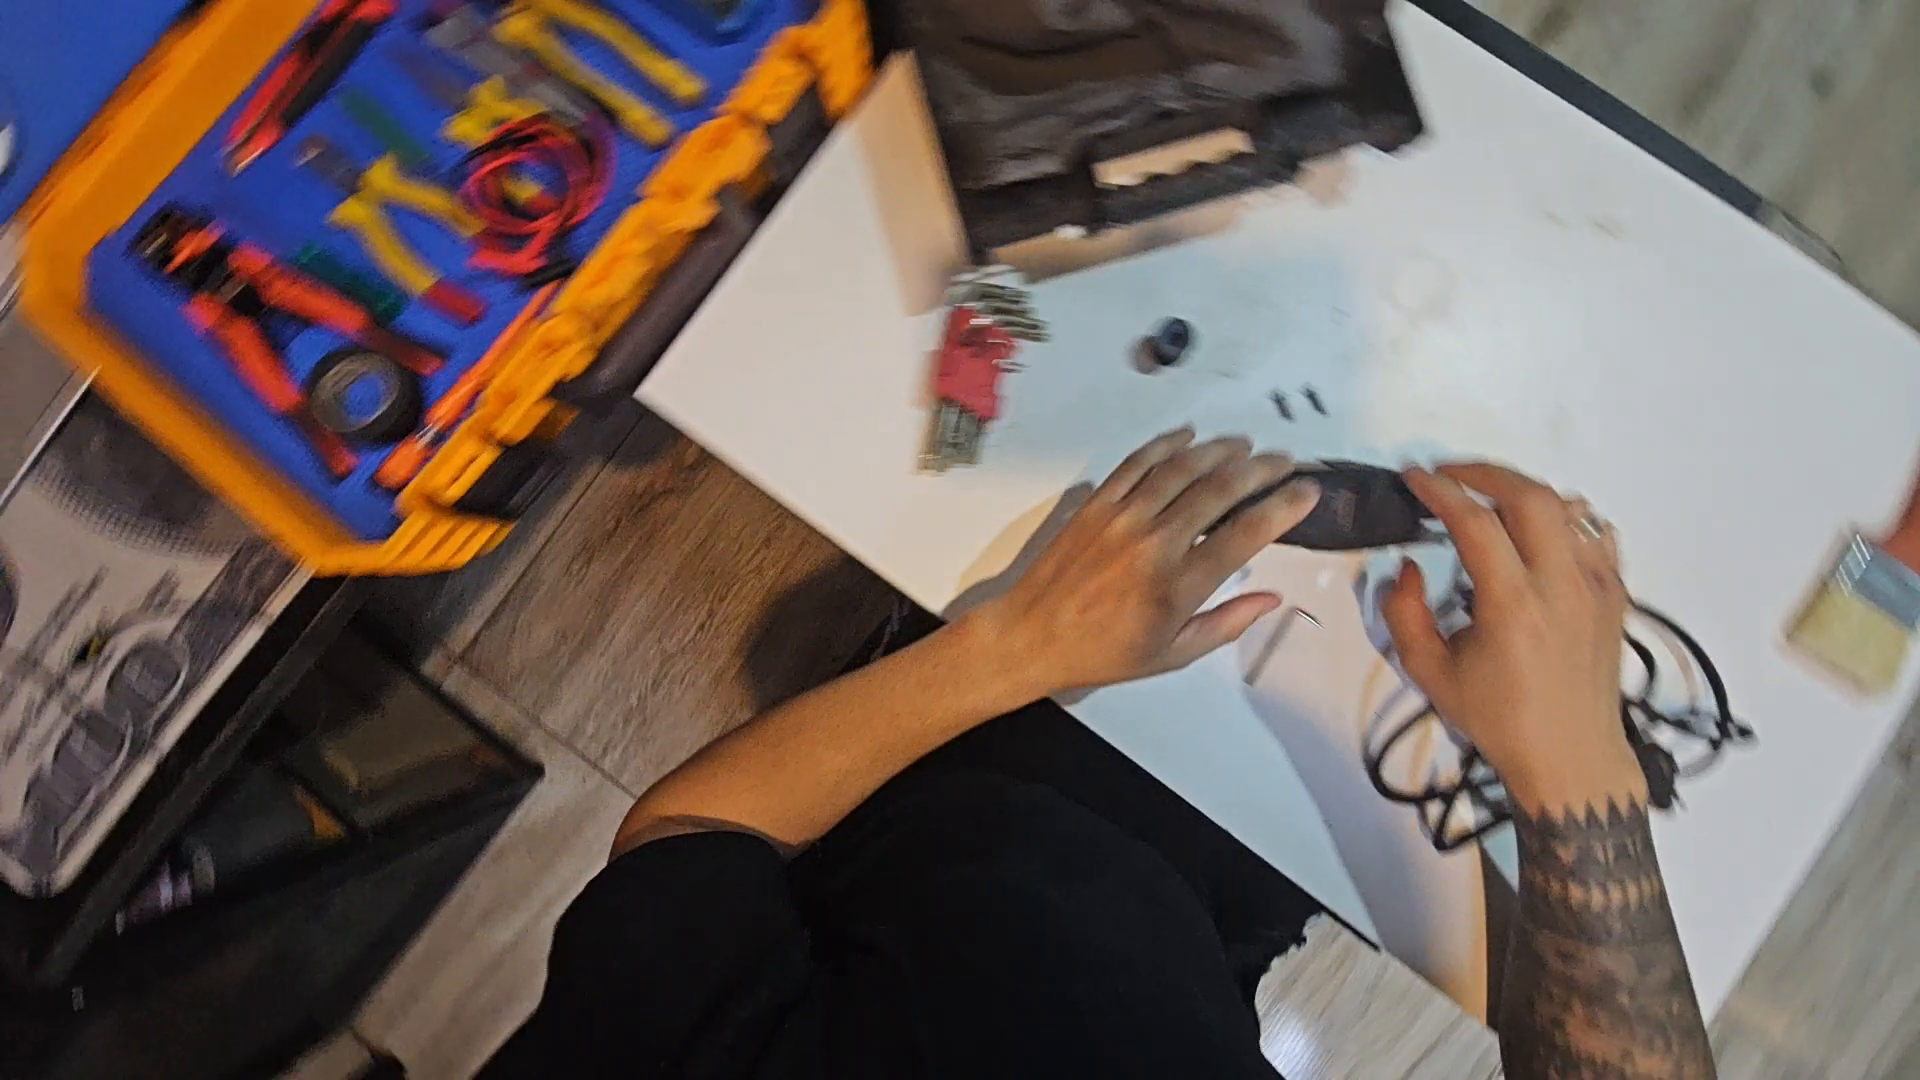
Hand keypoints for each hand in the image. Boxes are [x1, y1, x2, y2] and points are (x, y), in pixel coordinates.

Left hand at [967, 428, 1319, 698]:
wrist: (1031, 636)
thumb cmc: (1103, 654)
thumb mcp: (1170, 655)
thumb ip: (1225, 624)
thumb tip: (1273, 598)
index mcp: (1177, 586)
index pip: (1245, 534)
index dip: (1283, 507)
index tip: (1307, 491)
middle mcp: (1153, 543)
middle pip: (1218, 489)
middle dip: (1260, 469)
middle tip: (1285, 461)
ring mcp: (1121, 518)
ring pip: (1179, 469)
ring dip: (1218, 450)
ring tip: (1245, 445)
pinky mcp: (1095, 505)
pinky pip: (1135, 464)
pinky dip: (1164, 445)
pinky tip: (1187, 436)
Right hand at [1383, 463, 1640, 810]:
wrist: (1571, 756)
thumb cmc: (1495, 716)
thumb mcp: (1426, 669)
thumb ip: (1403, 611)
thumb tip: (1407, 567)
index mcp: (1514, 605)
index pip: (1476, 523)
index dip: (1440, 491)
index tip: (1414, 478)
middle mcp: (1563, 586)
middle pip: (1532, 497)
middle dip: (1484, 473)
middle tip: (1448, 474)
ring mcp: (1599, 587)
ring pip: (1568, 507)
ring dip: (1520, 490)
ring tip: (1484, 495)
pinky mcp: (1616, 594)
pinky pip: (1595, 532)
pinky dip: (1563, 513)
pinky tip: (1535, 524)